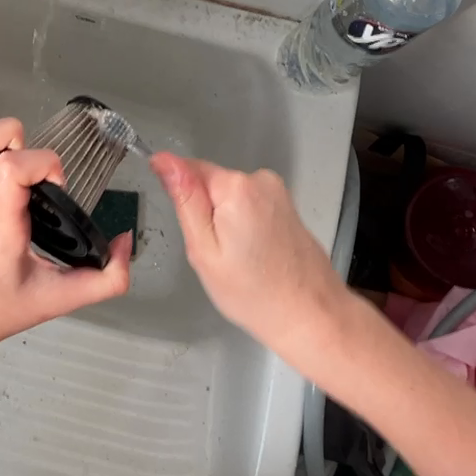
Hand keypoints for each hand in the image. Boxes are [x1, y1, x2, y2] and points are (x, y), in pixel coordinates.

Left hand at [0, 114, 132, 361]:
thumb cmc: (5, 307)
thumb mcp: (64, 300)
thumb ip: (109, 278)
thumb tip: (126, 241)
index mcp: (1, 226)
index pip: (10, 169)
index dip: (43, 164)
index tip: (58, 188)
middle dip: (11, 138)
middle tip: (32, 166)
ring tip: (14, 155)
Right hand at [149, 152, 351, 352]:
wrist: (311, 315)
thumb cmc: (252, 292)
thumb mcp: (204, 249)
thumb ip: (185, 199)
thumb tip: (164, 159)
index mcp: (235, 187)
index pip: (187, 169)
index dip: (181, 199)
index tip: (192, 232)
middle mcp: (259, 179)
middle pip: (210, 184)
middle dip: (204, 214)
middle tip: (213, 254)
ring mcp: (278, 192)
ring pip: (228, 197)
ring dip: (223, 222)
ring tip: (236, 259)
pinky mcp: (287, 206)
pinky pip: (249, 206)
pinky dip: (243, 227)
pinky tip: (253, 256)